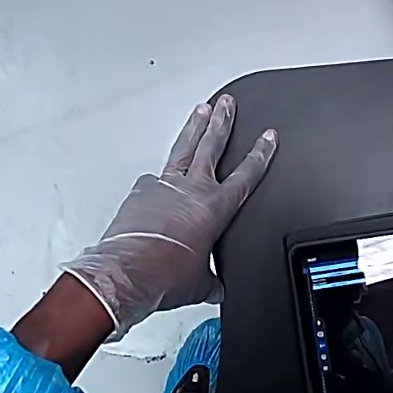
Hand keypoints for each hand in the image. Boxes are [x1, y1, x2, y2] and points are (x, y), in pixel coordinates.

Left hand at [61, 95, 276, 337]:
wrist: (125, 275)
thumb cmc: (164, 277)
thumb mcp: (199, 283)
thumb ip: (211, 280)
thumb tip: (215, 287)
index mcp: (215, 207)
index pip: (247, 174)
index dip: (260, 153)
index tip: (267, 137)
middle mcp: (192, 189)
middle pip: (212, 146)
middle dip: (222, 123)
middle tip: (227, 104)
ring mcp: (164, 186)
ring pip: (184, 149)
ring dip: (193, 128)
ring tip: (201, 110)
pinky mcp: (140, 192)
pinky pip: (153, 179)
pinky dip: (158, 177)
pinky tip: (158, 177)